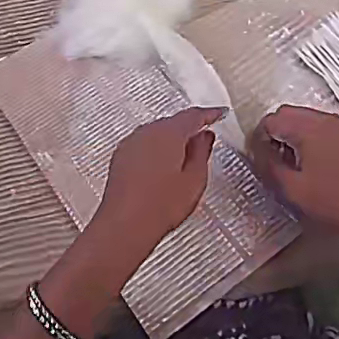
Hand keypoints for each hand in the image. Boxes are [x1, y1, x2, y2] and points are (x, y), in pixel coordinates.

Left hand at [88, 107, 224, 248]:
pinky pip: (143, 144)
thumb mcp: (194, 179)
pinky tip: (162, 165)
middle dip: (189, 127)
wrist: (125, 224)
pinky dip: (156, 149)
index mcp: (168, 133)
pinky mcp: (121, 156)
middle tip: (205, 135)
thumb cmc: (159, 206)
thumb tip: (205, 137)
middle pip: (173, 122)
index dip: (209, 114)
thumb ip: (201, 152)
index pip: (193, 115)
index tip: (218, 113)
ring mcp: (131, 143)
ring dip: (171, 139)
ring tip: (185, 156)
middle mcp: (146, 132)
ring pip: (157, 132)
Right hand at [249, 105, 338, 237]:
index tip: (258, 157)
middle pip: (289, 114)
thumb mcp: (291, 188)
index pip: (272, 120)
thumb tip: (258, 152)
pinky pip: (325, 129)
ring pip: (307, 120)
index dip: (259, 138)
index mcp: (310, 128)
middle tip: (272, 160)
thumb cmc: (337, 203)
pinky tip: (313, 166)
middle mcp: (328, 121)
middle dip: (275, 133)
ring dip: (294, 136)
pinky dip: (312, 140)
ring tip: (293, 165)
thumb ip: (267, 164)